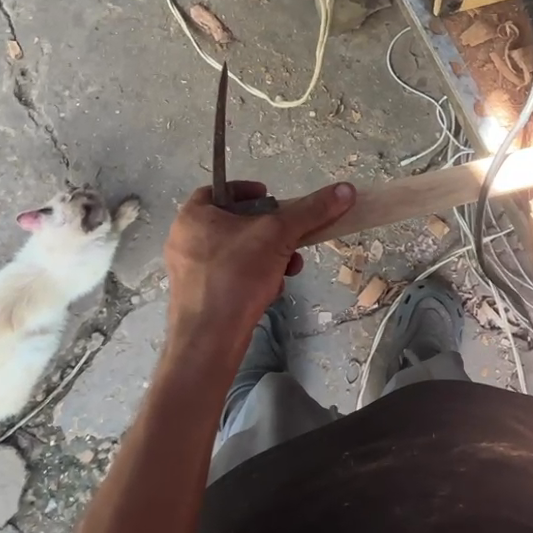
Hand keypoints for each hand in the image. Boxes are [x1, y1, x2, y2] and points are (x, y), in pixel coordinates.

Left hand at [163, 180, 355, 330]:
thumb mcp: (280, 234)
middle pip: (236, 221)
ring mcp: (190, 271)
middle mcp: (185, 241)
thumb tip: (346, 190)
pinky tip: (271, 289)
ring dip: (270, 254)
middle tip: (290, 236)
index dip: (248, 190)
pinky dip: (255, 277)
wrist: (209, 342)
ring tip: (288, 267)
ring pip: (238, 250)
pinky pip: (232, 275)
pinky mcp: (199, 297)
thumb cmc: (236, 276)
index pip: (220, 189)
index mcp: (193, 217)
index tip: (272, 198)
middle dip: (271, 230)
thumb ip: (312, 210)